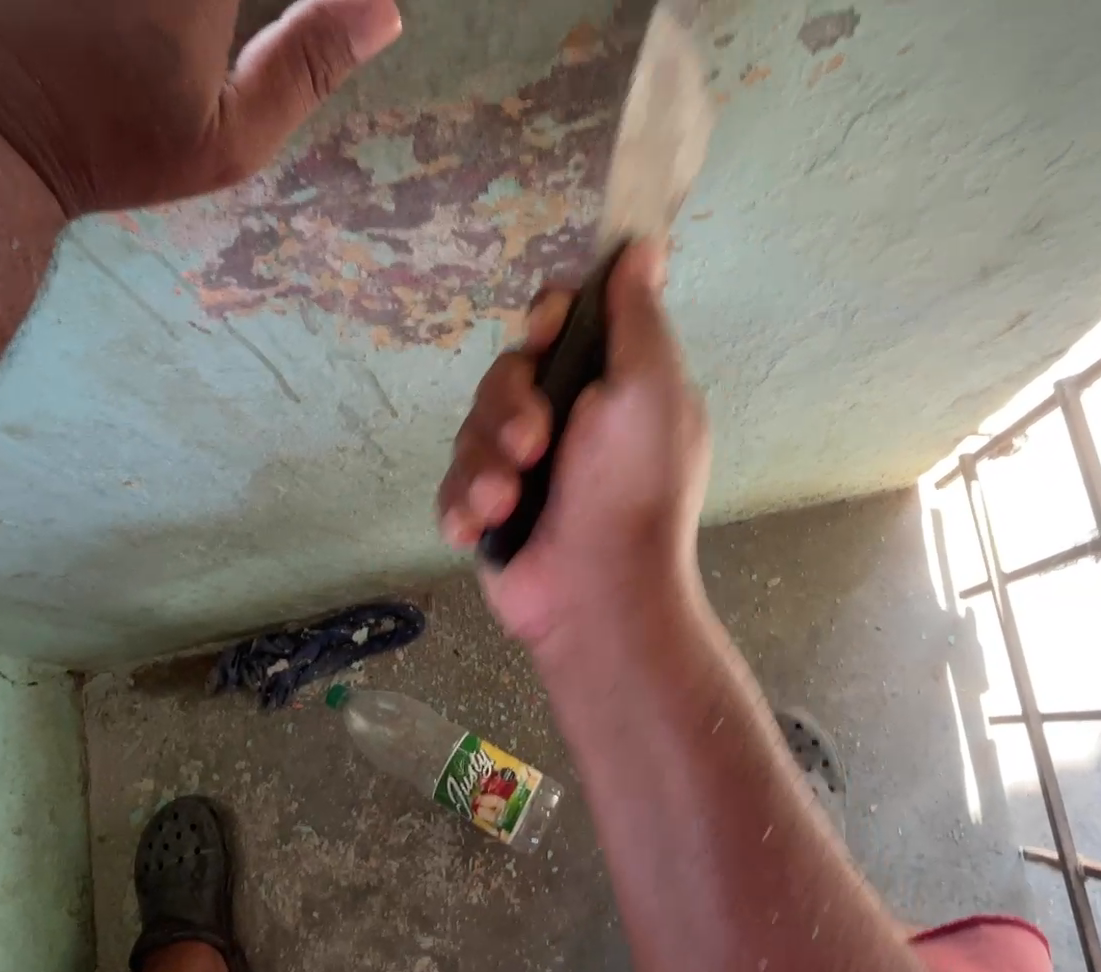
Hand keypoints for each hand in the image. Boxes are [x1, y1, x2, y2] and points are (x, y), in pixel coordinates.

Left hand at [0, 0, 402, 215]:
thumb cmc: (104, 146)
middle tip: (204, 32)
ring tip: (151, 36)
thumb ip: (309, 65)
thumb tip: (386, 9)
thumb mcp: (230, 139)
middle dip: (216, 3)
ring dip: (175, 5)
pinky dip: (111, 5)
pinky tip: (99, 24)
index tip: (294, 13)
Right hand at [437, 243, 710, 649]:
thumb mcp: (649, 390)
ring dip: (486, 466)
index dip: (543, 322)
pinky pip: (452, 484)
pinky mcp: (487, 511)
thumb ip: (638, 318)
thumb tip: (645, 247)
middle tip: (534, 446)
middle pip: (505, 375)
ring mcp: (522, 469)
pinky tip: (478, 528)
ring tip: (506, 502)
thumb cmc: (634, 488)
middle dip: (510, 409)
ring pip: (471, 430)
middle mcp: (565, 422)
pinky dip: (463, 505)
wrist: (600, 594)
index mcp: (608, 389)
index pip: (559, 327)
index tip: (545, 333)